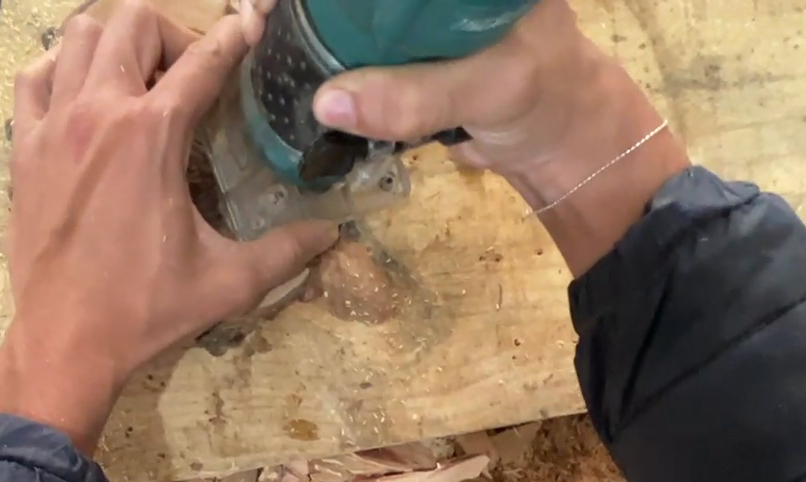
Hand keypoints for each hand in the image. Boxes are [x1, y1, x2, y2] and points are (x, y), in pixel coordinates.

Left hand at [0, 3, 338, 455]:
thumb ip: (284, 253)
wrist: (67, 344)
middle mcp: (99, 111)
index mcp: (153, 135)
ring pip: (77, 36)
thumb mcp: (227, 284)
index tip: (250, 26)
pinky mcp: (23, 152)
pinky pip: (32, 79)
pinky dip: (58, 70)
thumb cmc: (146, 314)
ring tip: (134, 79)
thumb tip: (329, 234)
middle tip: (187, 79)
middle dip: (170, 37)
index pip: (203, 60)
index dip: (234, 36)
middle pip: (135, 22)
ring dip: (114, 43)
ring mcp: (52, 128)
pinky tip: (77, 96)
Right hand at [293, 0, 689, 272]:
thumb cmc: (542, 96)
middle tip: (251, 13)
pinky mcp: (400, 55)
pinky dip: (320, 59)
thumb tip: (325, 103)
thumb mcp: (487, 88)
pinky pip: (352, 50)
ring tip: (254, 31)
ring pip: (346, 11)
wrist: (554, 142)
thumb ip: (414, 95)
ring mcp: (411, 15)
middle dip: (302, 1)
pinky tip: (285, 60)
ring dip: (301, 22)